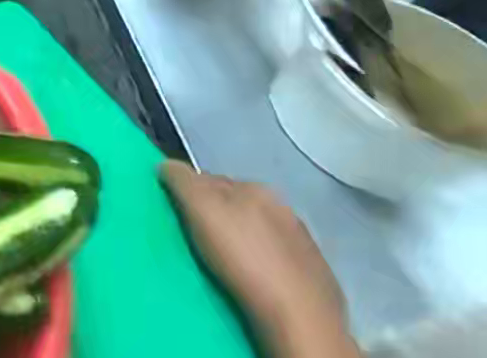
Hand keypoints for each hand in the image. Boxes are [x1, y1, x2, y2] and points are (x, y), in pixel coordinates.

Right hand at [159, 161, 359, 357]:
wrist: (301, 321)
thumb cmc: (244, 257)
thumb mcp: (199, 207)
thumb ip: (181, 179)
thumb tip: (166, 166)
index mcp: (256, 187)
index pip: (213, 179)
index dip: (193, 194)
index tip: (182, 214)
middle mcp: (285, 209)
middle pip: (239, 205)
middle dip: (221, 215)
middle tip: (203, 240)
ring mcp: (306, 244)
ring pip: (262, 233)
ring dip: (246, 240)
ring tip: (230, 264)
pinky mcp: (320, 279)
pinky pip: (283, 261)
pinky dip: (269, 264)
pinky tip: (261, 282)